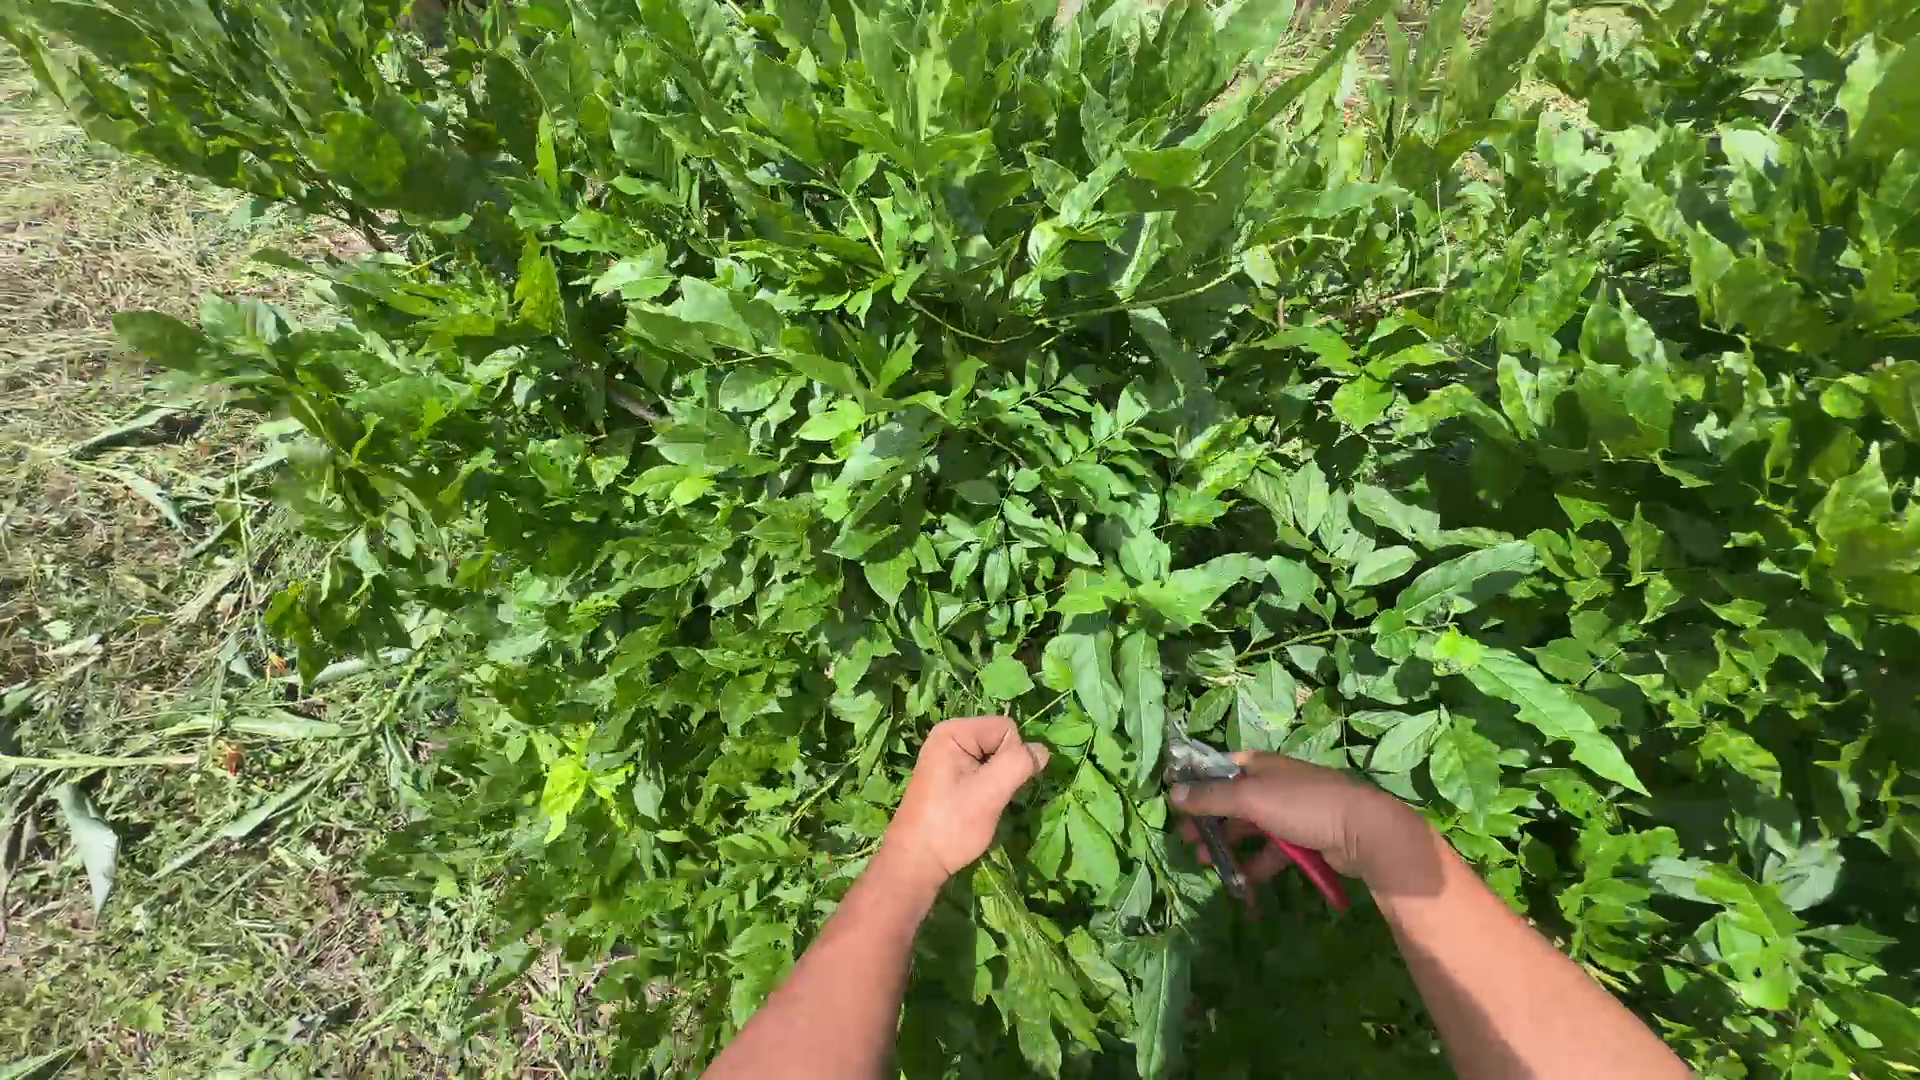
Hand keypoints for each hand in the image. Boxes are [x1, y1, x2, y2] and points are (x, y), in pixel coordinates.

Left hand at [880, 715, 1049, 890]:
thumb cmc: (951, 826)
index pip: (1006, 728)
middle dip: (1006, 768)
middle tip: (990, 797)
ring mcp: (949, 756)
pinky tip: (977, 805)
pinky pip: (984, 770)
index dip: (1013, 756)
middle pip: (1001, 740)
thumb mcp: (989, 793)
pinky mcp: (951, 774)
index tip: (996, 786)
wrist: (916, 862)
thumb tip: (1043, 750)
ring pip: (996, 757)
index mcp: (953, 731)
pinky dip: (990, 787)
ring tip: (982, 803)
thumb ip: (1018, 765)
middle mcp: (950, 736)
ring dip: (999, 780)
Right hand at [1170, 753, 1430, 888]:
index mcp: (1259, 765)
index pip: (1219, 768)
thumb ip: (1210, 797)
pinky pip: (1272, 849)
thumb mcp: (1249, 797)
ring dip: (1228, 844)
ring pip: (1250, 827)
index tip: (1175, 802)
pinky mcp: (1304, 839)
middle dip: (1208, 820)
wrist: (1363, 831)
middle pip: (1231, 800)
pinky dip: (1256, 862)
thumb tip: (1171, 793)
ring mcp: (1290, 812)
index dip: (1196, 783)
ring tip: (1206, 862)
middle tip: (1187, 840)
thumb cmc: (1300, 804)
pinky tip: (1242, 878)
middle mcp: (1273, 784)